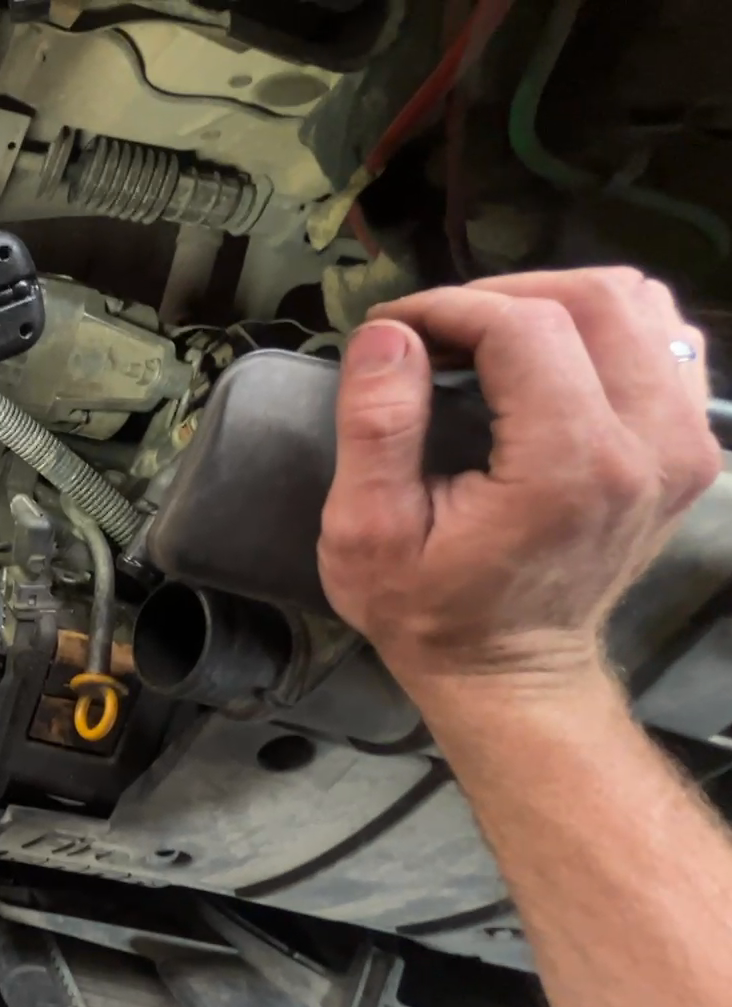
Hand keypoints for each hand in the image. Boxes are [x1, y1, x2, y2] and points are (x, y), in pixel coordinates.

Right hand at [319, 268, 719, 696]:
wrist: (504, 664)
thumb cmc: (419, 604)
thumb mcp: (365, 528)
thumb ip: (376, 428)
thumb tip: (383, 336)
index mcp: (570, 465)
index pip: (525, 328)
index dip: (443, 308)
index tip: (381, 328)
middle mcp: (655, 443)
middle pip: (595, 300)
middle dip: (490, 296)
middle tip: (418, 332)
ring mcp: (687, 442)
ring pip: (640, 308)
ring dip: (542, 304)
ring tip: (467, 339)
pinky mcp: (687, 445)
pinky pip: (657, 343)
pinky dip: (585, 329)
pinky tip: (524, 361)